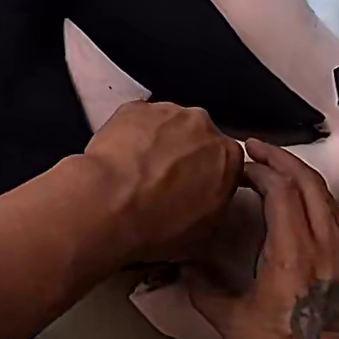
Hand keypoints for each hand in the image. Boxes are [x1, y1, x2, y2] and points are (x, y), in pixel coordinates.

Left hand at [79, 101, 243, 262]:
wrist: (110, 205)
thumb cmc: (156, 223)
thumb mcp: (204, 229)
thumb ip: (216, 200)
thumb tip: (207, 197)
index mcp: (227, 156)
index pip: (224, 159)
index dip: (206, 173)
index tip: (192, 184)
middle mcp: (202, 125)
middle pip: (195, 136)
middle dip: (182, 153)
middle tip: (161, 178)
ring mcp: (167, 112)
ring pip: (166, 124)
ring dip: (156, 141)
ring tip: (135, 169)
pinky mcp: (134, 109)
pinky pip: (137, 119)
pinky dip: (131, 133)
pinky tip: (120, 157)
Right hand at [184, 139, 338, 338]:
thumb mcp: (233, 326)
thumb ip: (203, 289)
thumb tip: (185, 266)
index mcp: (295, 257)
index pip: (282, 191)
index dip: (259, 170)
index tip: (238, 165)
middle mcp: (326, 247)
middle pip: (310, 183)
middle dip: (282, 158)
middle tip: (255, 148)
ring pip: (326, 197)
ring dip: (299, 174)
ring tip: (272, 167)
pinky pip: (333, 215)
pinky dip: (312, 196)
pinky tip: (293, 203)